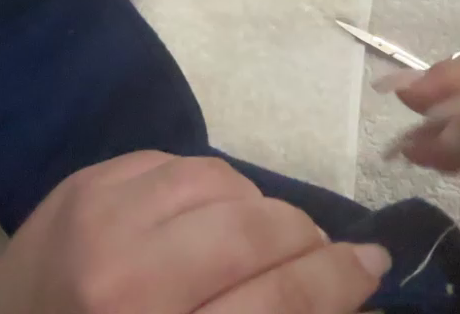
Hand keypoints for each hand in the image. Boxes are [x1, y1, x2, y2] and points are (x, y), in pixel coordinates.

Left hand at [0, 151, 391, 313]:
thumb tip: (328, 288)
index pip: (273, 300)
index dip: (335, 280)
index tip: (373, 264)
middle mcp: (123, 272)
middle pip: (250, 229)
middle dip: (304, 235)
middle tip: (324, 249)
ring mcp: (98, 211)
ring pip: (218, 180)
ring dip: (258, 203)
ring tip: (267, 230)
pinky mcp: (85, 178)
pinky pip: (175, 160)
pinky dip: (209, 184)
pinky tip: (211, 210)